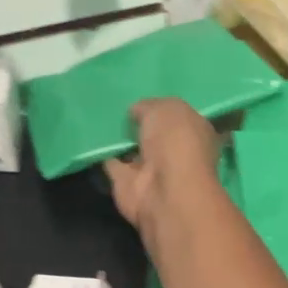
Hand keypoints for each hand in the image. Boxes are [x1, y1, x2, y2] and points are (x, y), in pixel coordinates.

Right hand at [104, 97, 219, 237]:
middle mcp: (177, 153)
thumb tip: (135, 112)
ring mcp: (153, 171)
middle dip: (141, 123)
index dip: (166, 109)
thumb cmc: (176, 143)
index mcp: (196, 133)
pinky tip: (90, 138)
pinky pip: (112, 164)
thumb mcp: (166, 109)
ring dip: (120, 139)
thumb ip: (150, 106)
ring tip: (98, 115)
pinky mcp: (129, 184)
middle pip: (157, 134)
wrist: (164, 190)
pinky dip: (103, 155)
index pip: (183, 118)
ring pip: (134, 149)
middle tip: (118, 104)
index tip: (146, 97)